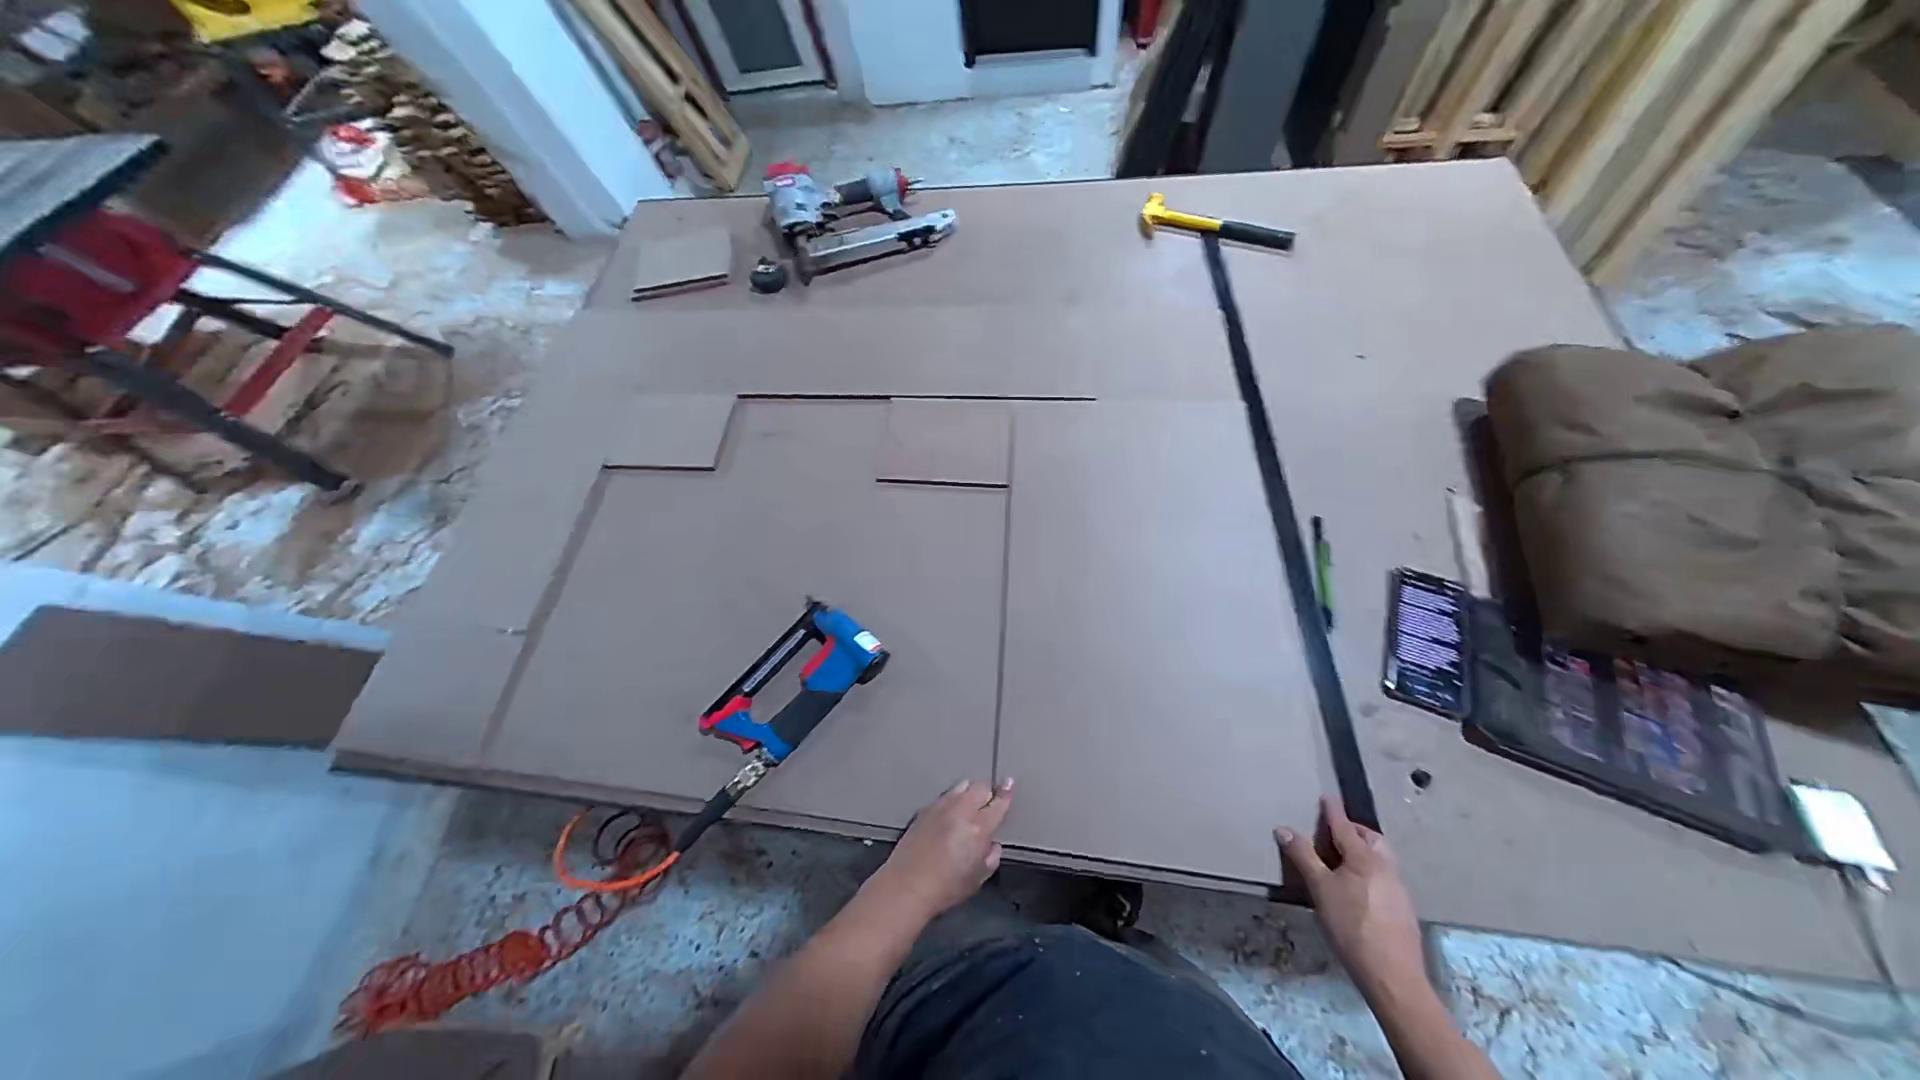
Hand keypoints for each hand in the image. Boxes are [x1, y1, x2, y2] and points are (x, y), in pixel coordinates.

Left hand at [864, 778, 1013, 922]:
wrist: (907, 886)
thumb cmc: (946, 888)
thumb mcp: (978, 879)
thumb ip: (990, 857)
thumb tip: (991, 845)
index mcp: (979, 829)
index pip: (998, 803)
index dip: (1006, 792)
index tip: (1009, 783)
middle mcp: (961, 812)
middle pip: (980, 787)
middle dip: (987, 793)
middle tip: (988, 803)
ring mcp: (941, 808)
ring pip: (961, 786)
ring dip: (969, 792)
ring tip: (969, 803)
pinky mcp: (924, 810)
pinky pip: (945, 795)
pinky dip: (952, 799)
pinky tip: (950, 812)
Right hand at [1276, 796, 1426, 1000]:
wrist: (1392, 976)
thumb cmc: (1351, 926)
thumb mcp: (1320, 889)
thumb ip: (1303, 856)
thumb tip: (1283, 829)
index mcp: (1365, 858)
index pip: (1345, 826)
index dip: (1333, 811)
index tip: (1327, 797)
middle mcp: (1386, 867)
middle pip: (1372, 839)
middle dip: (1354, 831)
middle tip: (1333, 834)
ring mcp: (1399, 889)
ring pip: (1381, 858)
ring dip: (1363, 851)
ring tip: (1342, 861)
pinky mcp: (1403, 909)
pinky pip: (1385, 877)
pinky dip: (1370, 871)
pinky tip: (1357, 889)